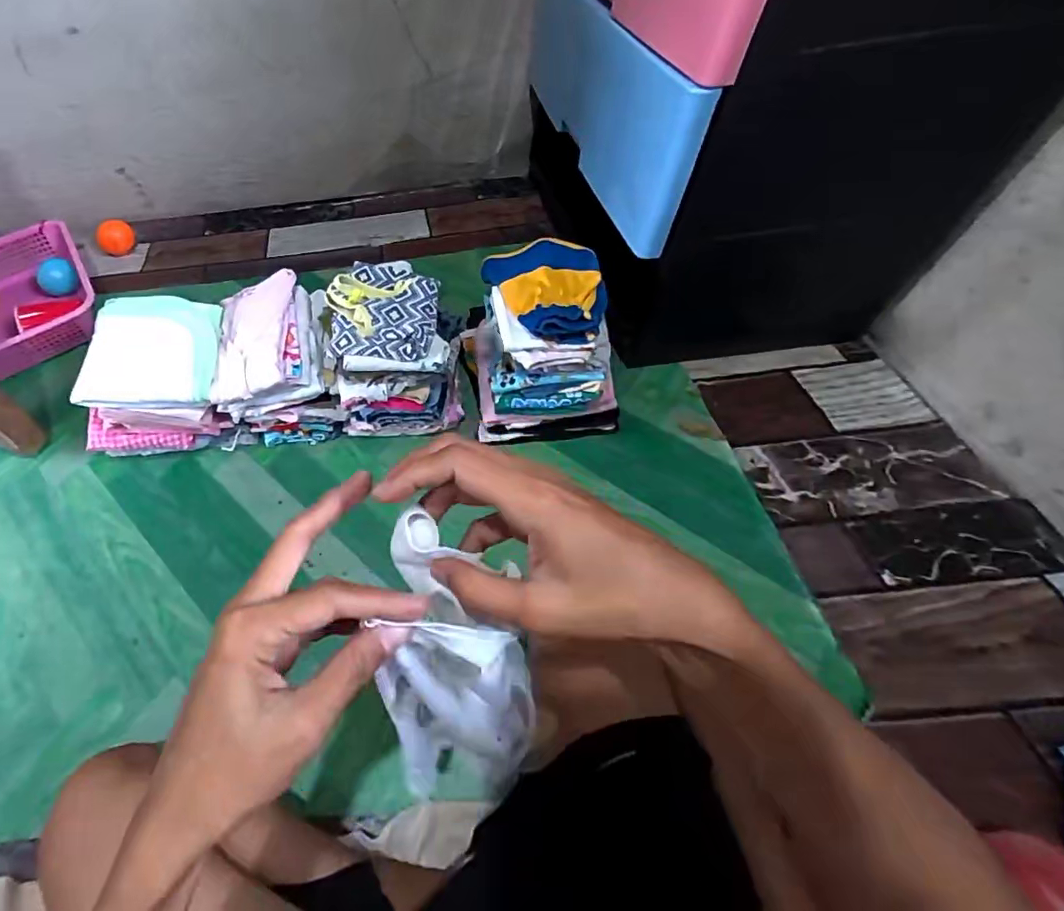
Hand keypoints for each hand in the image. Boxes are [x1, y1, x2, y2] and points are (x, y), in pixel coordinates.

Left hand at [148, 472, 426, 841]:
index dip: (376, 598)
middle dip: (326, 511)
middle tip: (362, 482)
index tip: (420, 606)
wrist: (186, 803)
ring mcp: (247, 625)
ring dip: (331, 561)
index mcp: (251, 625)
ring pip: (295, 579)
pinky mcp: (253, 644)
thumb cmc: (240, 769)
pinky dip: (329, 609)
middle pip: (291, 547)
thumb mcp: (303, 724)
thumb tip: (397, 628)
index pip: (326, 598)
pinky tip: (361, 612)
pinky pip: (296, 613)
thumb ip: (350, 670)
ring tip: (367, 532)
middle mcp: (246, 611)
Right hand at [372, 436, 754, 649]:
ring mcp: (546, 488)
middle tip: (390, 498)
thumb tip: (433, 565)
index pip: (455, 462)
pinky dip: (472, 511)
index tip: (381, 498)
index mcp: (529, 495)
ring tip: (423, 527)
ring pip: (479, 469)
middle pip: (462, 452)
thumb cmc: (616, 605)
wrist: (683, 603)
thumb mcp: (541, 610)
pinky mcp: (553, 503)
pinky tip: (471, 547)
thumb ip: (478, 589)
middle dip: (419, 470)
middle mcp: (534, 479)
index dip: (411, 473)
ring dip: (444, 490)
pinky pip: (499, 492)